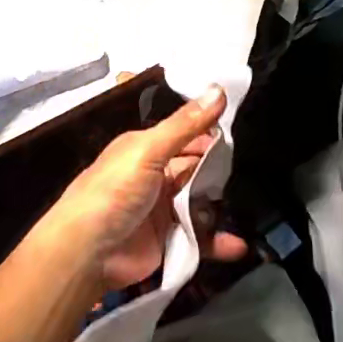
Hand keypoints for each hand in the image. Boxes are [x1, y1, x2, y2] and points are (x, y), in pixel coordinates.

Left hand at [42, 84, 247, 290]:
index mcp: (145, 148)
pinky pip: (200, 238)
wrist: (88, 252)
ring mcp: (162, 209)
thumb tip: (218, 89)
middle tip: (254, 174)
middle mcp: (155, 175)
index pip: (186, 135)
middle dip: (221, 172)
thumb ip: (185, 125)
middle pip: (197, 169)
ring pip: (201, 203)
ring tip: (248, 208)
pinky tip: (238, 244)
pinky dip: (218, 242)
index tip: (243, 136)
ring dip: (221, 207)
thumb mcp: (148, 151)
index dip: (212, 135)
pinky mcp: (168, 240)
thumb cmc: (114, 191)